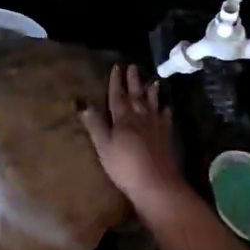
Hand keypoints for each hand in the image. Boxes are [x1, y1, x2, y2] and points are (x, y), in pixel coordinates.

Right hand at [80, 65, 190, 219]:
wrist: (156, 182)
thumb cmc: (124, 166)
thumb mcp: (103, 146)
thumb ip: (95, 124)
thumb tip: (83, 104)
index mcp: (123, 118)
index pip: (117, 95)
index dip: (116, 81)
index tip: (117, 67)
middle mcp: (140, 116)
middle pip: (136, 95)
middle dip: (133, 81)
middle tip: (133, 67)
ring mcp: (155, 125)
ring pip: (152, 103)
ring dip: (151, 92)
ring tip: (153, 81)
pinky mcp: (166, 136)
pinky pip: (165, 118)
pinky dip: (165, 110)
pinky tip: (166, 107)